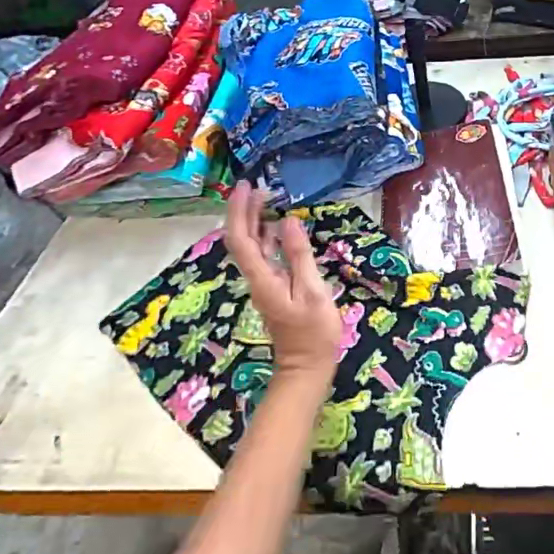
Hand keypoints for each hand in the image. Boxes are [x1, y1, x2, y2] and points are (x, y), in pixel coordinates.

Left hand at [221, 182, 342, 380]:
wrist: (307, 368)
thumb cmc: (314, 333)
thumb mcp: (312, 292)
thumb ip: (300, 256)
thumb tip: (289, 221)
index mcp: (262, 278)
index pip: (241, 238)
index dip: (239, 211)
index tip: (246, 187)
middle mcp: (257, 278)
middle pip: (241, 240)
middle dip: (244, 211)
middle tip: (257, 186)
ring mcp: (264, 284)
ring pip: (251, 247)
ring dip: (254, 221)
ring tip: (266, 199)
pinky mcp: (273, 288)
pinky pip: (263, 256)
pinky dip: (267, 237)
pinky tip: (277, 229)